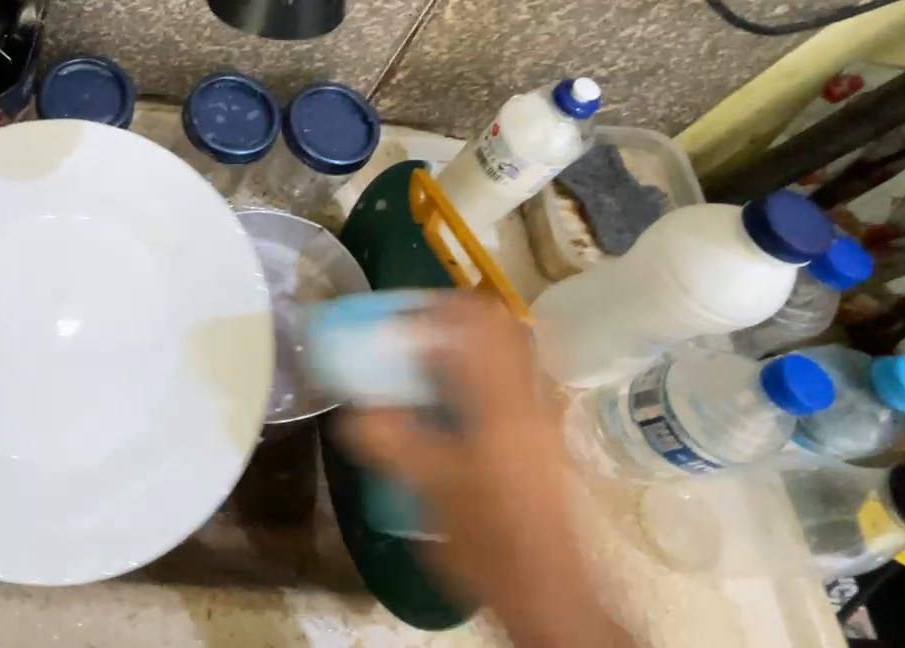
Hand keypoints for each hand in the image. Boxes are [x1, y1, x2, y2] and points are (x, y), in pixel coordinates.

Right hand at [338, 295, 632, 647]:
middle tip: (412, 330)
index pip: (475, 324)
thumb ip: (390, 442)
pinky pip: (513, 378)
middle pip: (499, 326)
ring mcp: (544, 417)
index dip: (432, 308)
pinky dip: (481, 369)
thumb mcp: (430, 491)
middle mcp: (528, 399)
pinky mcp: (546, 437)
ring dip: (468, 341)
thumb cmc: (490, 542)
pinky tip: (453, 401)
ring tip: (427, 360)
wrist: (552, 596)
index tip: (395, 318)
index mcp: (500, 404)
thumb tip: (352, 411)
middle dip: (452, 316)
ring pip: (510, 350)